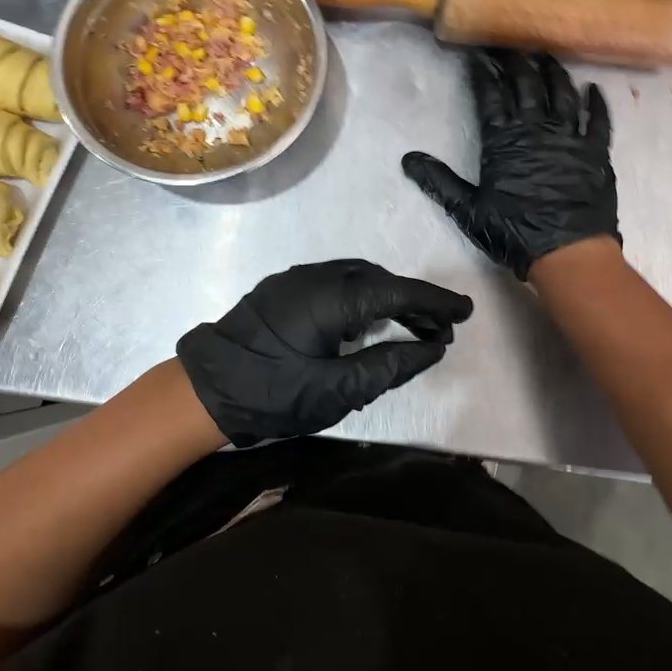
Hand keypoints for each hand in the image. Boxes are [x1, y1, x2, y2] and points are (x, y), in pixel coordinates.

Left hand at [176, 260, 472, 446]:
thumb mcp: (338, 390)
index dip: (435, 302)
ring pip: (359, 278)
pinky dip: (364, 298)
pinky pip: (337, 282)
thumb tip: (431, 348)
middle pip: (381, 281)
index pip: (399, 293)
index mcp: (335, 297)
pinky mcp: (284, 288)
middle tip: (441, 331)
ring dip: (389, 299)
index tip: (465, 311)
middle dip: (415, 303)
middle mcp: (320, 276)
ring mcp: (298, 278)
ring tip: (413, 328)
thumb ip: (389, 365)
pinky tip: (370, 322)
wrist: (206, 391)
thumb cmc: (274, 394)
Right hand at [403, 49, 617, 278]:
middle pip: (526, 85)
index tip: (477, 54)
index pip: (490, 96)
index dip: (482, 73)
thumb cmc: (515, 231)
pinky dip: (597, 104)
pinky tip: (594, 88)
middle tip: (510, 45)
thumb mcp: (468, 210)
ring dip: (554, 72)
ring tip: (547, 55)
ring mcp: (569, 138)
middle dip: (516, 61)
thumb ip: (439, 182)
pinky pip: (598, 121)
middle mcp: (537, 130)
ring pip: (562, 93)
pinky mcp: (595, 152)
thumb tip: (408, 159)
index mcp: (504, 141)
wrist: (567, 252)